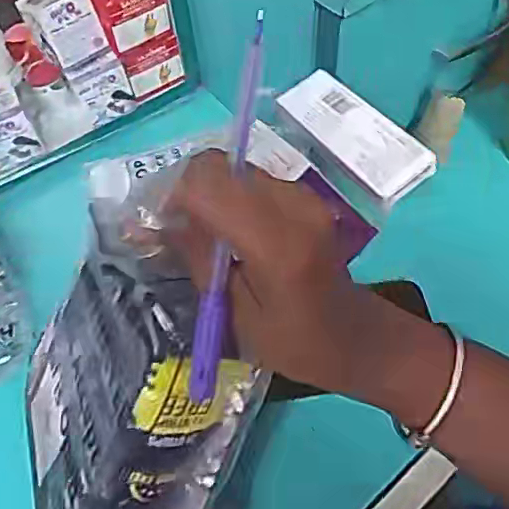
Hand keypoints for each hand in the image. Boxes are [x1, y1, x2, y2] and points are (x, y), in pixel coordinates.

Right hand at [165, 151, 450, 417]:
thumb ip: (198, 259)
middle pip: (218, 166)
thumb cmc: (295, 342)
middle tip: (178, 229)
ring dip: (208, 193)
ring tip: (205, 236)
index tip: (162, 227)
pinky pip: (251, 180)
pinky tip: (231, 233)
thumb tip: (152, 222)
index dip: (174, 197)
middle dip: (187, 190)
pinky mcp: (305, 195)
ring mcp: (304, 195)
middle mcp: (294, 206)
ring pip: (233, 169)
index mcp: (277, 243)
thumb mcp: (237, 314)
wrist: (357, 337)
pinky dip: (229, 197)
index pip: (209, 184)